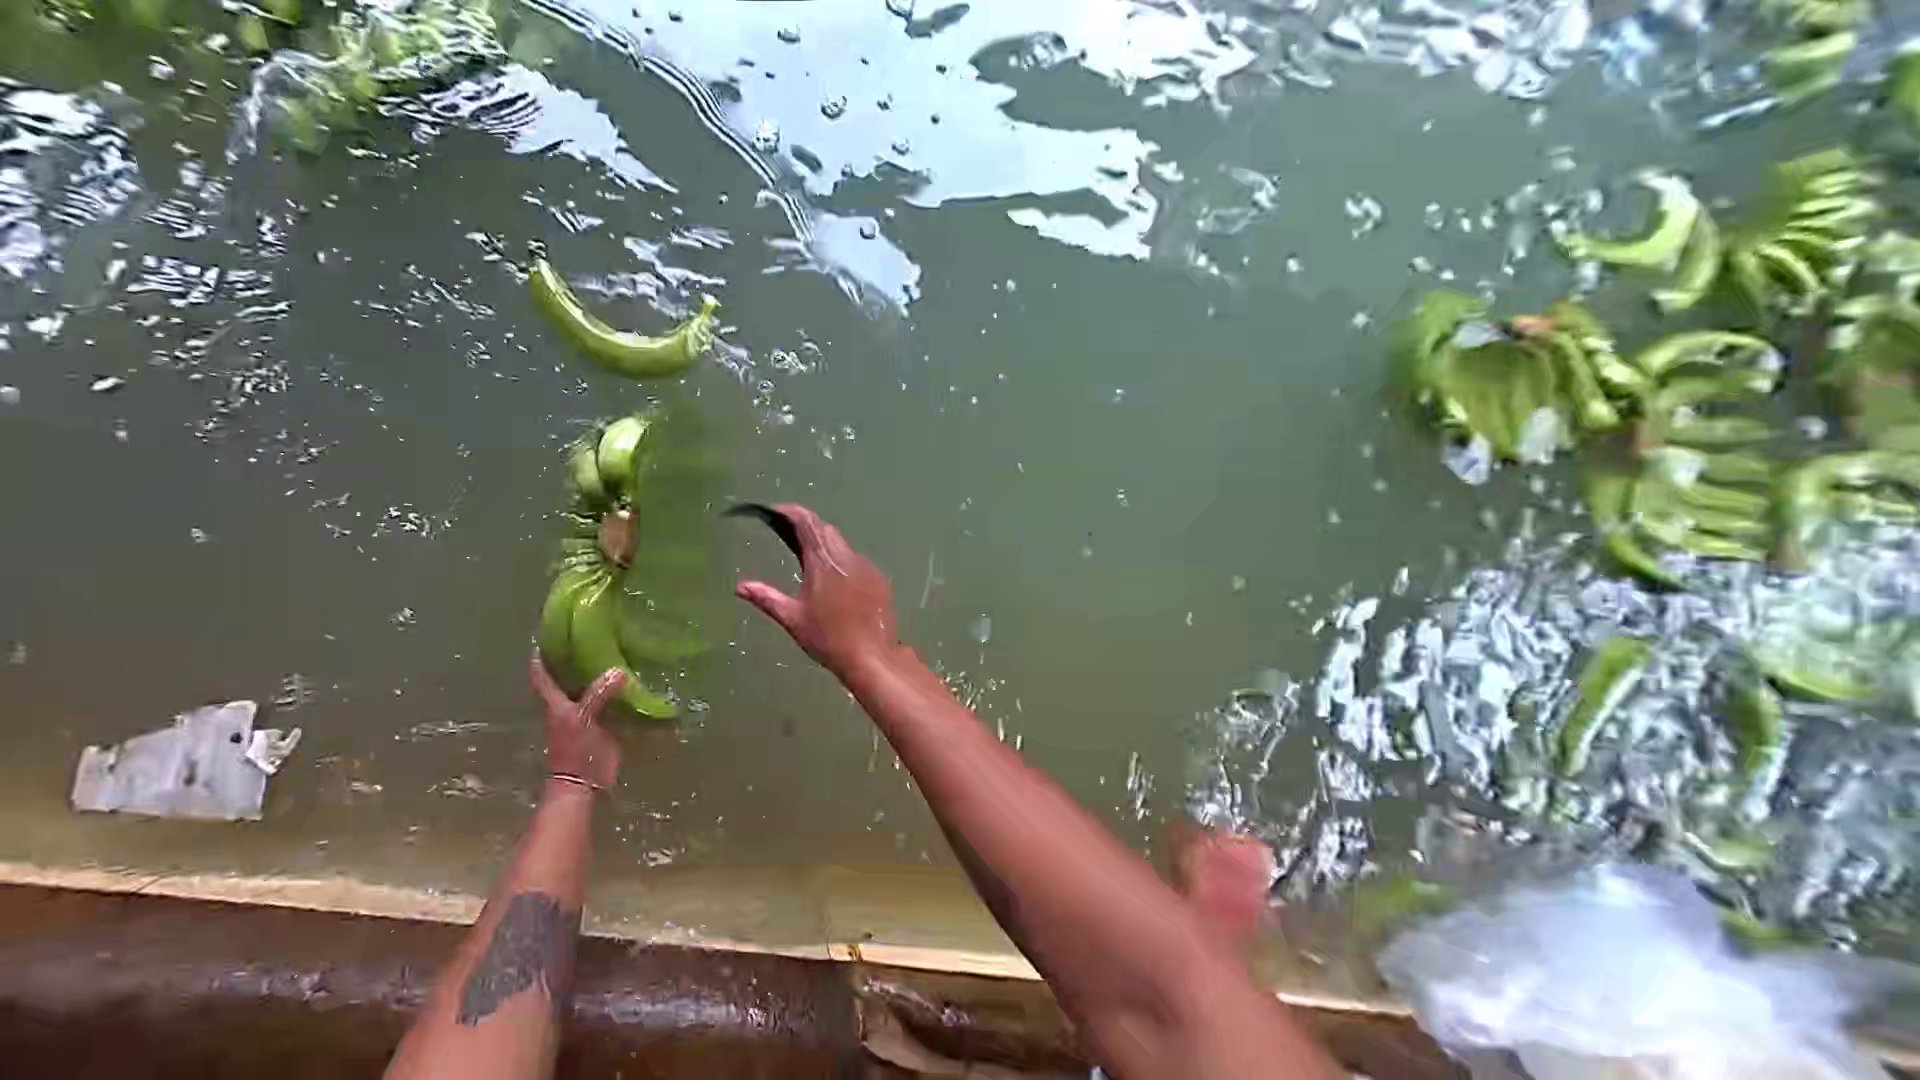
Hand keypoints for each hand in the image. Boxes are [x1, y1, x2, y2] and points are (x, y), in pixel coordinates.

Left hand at [528, 649, 622, 792]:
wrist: (583, 783)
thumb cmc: (574, 752)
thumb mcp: (583, 720)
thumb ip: (598, 695)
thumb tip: (618, 671)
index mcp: (555, 703)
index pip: (543, 676)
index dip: (541, 656)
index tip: (544, 636)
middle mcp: (566, 706)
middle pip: (564, 678)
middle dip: (570, 659)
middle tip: (584, 636)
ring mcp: (583, 716)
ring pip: (585, 688)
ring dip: (593, 673)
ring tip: (610, 651)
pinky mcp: (601, 725)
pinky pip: (606, 700)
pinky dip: (613, 689)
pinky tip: (628, 680)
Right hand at [735, 504, 899, 678]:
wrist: (871, 656)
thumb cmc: (827, 638)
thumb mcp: (792, 618)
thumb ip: (766, 598)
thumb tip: (741, 586)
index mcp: (823, 562)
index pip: (807, 522)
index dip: (791, 512)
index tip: (776, 511)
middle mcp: (846, 557)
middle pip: (825, 529)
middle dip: (806, 527)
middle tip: (788, 534)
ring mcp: (866, 567)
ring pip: (842, 544)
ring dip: (825, 544)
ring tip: (808, 558)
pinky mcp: (878, 579)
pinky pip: (856, 561)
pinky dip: (841, 562)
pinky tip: (834, 580)